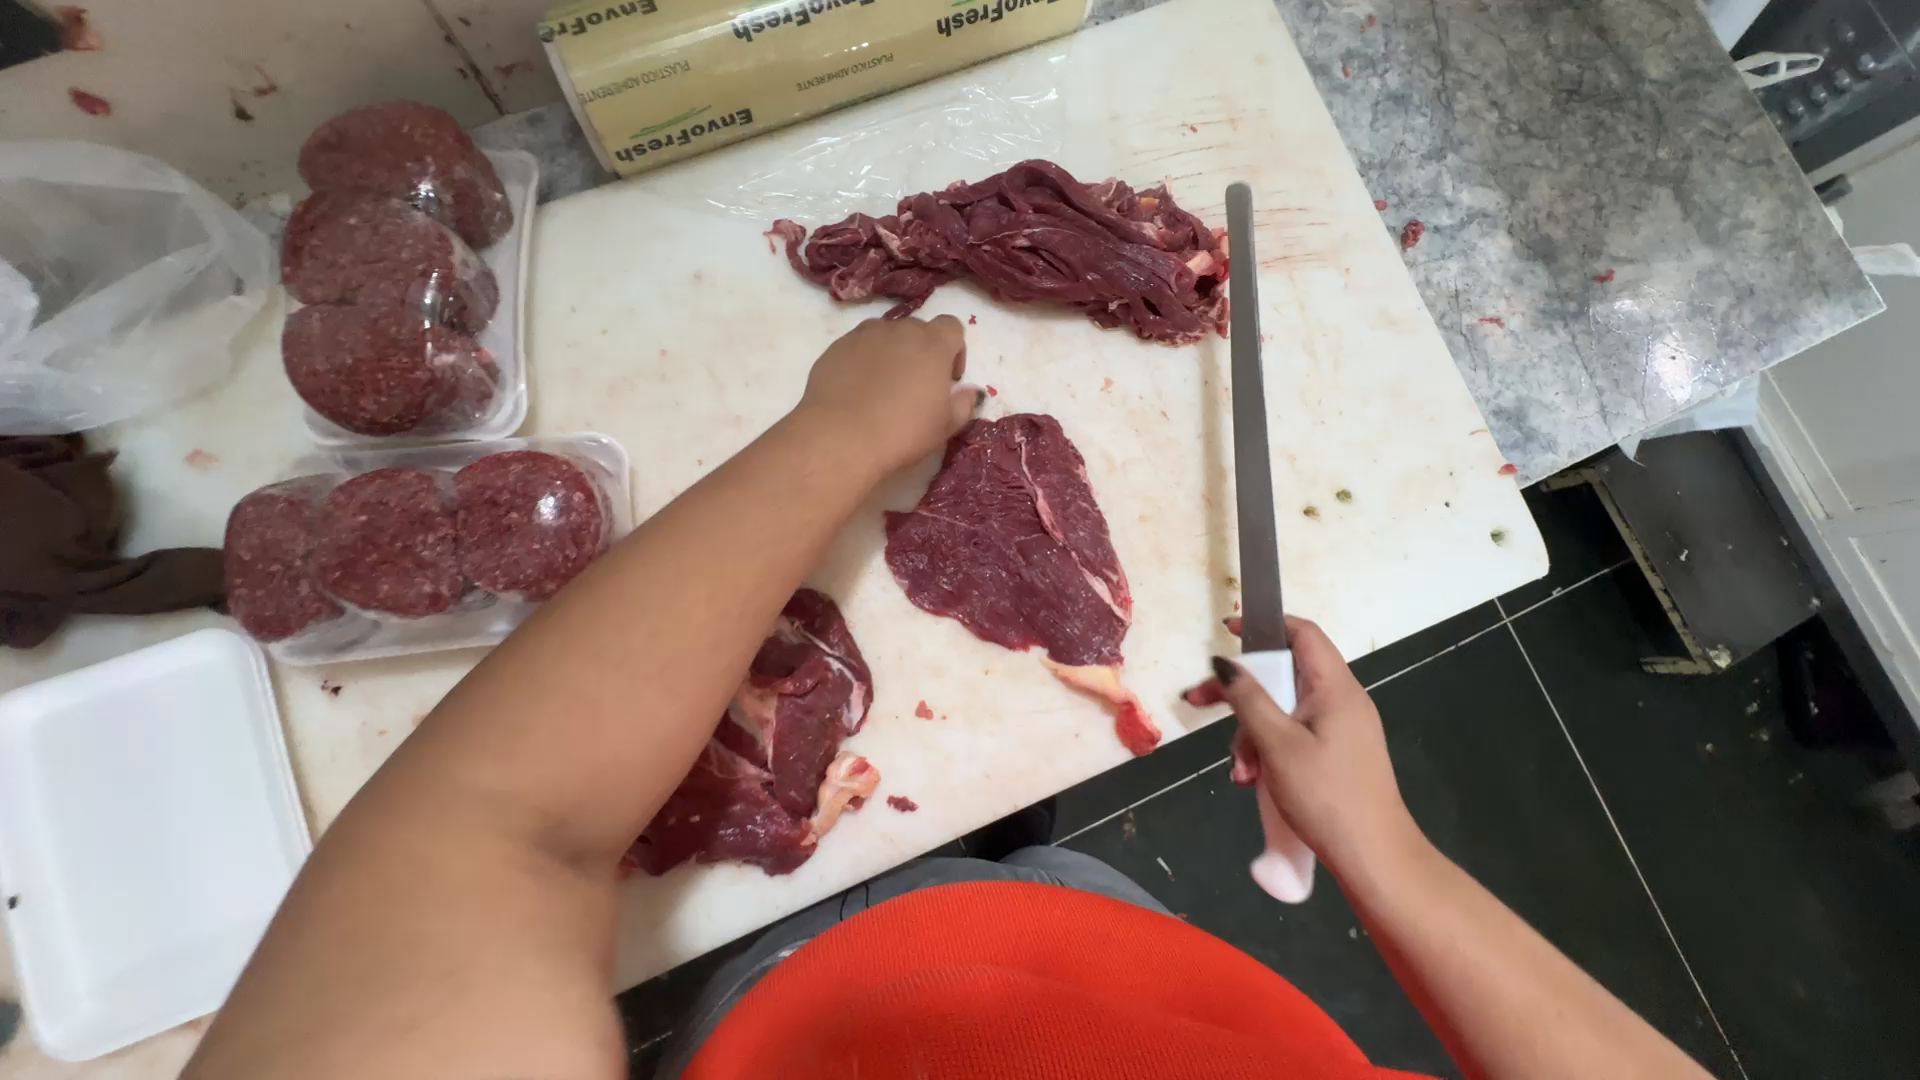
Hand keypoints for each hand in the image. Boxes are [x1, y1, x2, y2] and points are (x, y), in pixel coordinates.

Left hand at [794, 315, 976, 474]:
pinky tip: (859, 391)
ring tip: (885, 387)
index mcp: (933, 344)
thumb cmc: (903, 432)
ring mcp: (864, 335)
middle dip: (922, 352)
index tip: (949, 378)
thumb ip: (964, 404)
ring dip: (892, 354)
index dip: (955, 350)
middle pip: (918, 330)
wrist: (841, 436)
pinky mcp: (836, 347)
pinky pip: (858, 347)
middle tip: (917, 387)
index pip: (952, 326)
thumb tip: (971, 392)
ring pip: (886, 336)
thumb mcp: (945, 426)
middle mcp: (899, 329)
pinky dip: (864, 361)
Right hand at [1194, 616, 1427, 875]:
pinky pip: (1292, 735)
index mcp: (1335, 689)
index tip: (1229, 631)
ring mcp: (1340, 729)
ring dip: (1251, 733)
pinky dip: (1268, 750)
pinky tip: (1253, 779)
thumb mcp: (1277, 744)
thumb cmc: (1326, 796)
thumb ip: (1248, 699)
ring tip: (1240, 771)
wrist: (1374, 860)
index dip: (1266, 625)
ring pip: (1282, 710)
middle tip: (1200, 702)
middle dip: (1241, 694)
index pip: (1303, 634)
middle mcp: (1341, 701)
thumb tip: (1224, 663)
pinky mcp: (1335, 753)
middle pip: (1282, 675)